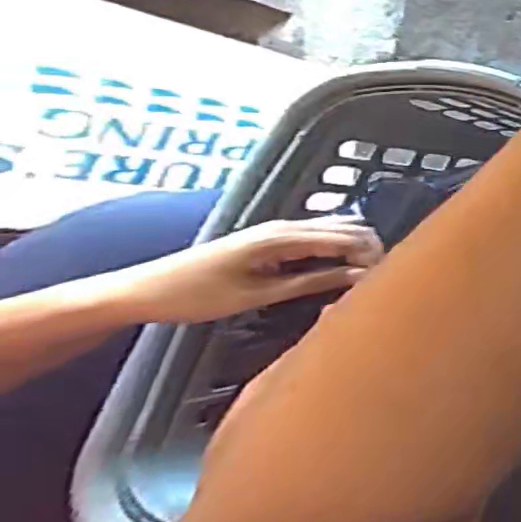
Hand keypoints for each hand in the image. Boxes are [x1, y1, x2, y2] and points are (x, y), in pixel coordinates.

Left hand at [110, 217, 382, 323]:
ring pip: (339, 227)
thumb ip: (311, 282)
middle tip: (380, 276)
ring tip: (364, 271)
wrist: (136, 291)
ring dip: (357, 245)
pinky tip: (340, 264)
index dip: (372, 254)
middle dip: (371, 248)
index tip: (383, 277)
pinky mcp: (274, 236)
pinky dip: (340, 245)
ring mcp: (280, 228)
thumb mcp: (256, 295)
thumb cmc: (194, 296)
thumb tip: (359, 276)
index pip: (348, 237)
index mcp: (284, 237)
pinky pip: (322, 233)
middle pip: (350, 227)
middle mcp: (287, 225)